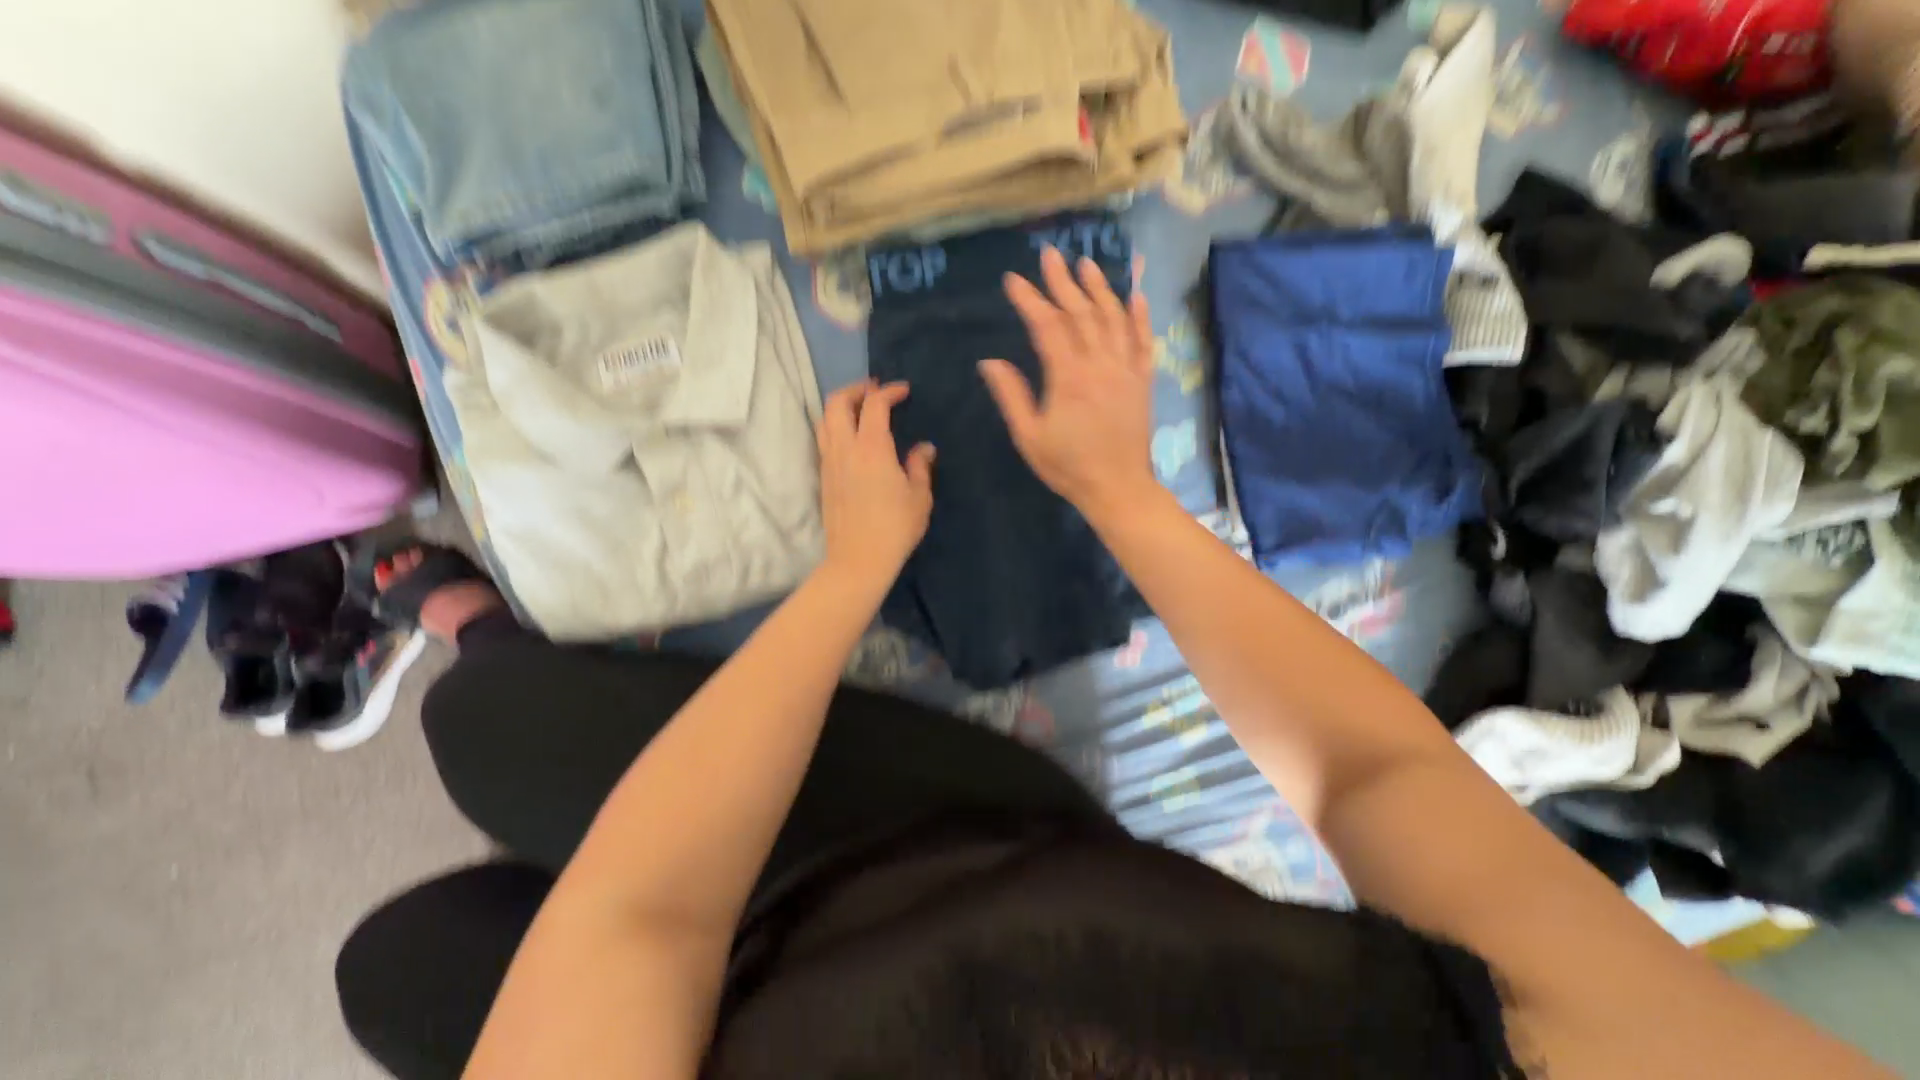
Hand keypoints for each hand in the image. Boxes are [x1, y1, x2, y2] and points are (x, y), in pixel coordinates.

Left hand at [816, 379, 935, 585]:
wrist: (857, 560)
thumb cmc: (895, 528)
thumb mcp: (919, 497)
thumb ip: (920, 466)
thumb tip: (923, 448)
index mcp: (871, 448)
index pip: (875, 404)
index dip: (889, 391)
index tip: (904, 391)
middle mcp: (845, 448)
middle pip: (838, 402)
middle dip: (856, 389)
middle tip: (875, 390)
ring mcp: (829, 462)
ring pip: (824, 419)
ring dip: (841, 406)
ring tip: (860, 409)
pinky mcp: (824, 477)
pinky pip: (824, 439)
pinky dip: (835, 426)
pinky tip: (852, 438)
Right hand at [979, 246, 1159, 516]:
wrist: (1118, 488)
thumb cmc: (1068, 466)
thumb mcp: (1030, 436)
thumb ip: (1011, 396)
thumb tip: (990, 362)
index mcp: (1069, 378)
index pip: (1047, 326)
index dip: (1030, 300)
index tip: (1013, 280)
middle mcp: (1100, 365)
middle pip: (1081, 313)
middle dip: (1063, 282)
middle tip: (1050, 255)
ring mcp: (1126, 370)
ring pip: (1114, 319)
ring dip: (1100, 289)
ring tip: (1086, 264)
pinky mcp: (1143, 380)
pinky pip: (1144, 341)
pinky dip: (1139, 316)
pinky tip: (1134, 295)